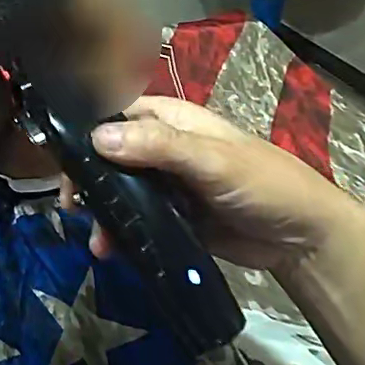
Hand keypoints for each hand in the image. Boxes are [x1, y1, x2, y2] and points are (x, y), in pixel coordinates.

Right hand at [67, 97, 364, 273]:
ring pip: (121, 191)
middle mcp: (164, 148)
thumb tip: (98, 138)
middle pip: (112, 155)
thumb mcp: (211, 160)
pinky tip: (113, 251)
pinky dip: (122, 233)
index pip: (119, 114)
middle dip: (90, 178)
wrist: (301, 237)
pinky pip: (138, 221)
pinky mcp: (174, 218)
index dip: (89, 130)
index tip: (63, 158)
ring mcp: (169, 185)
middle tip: (73, 205)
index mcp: (172, 120)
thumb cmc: (262, 182)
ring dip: (104, 211)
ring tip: (98, 240)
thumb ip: (159, 147)